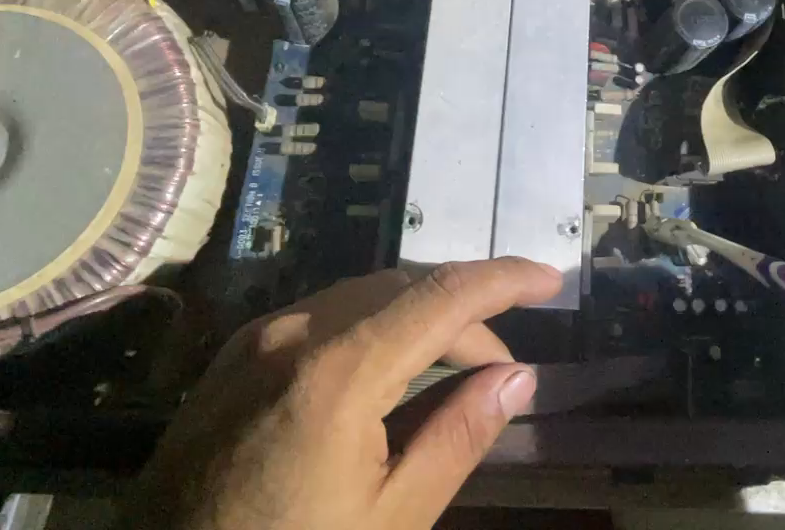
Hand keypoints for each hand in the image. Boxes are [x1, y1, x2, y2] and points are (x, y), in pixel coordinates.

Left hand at [127, 258, 562, 529]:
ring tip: (451, 372)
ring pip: (364, 296)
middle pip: (405, 288)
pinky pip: (324, 316)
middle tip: (502, 368)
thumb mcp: (388, 522)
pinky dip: (373, 327)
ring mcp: (256, 338)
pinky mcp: (233, 356)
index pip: (443, 295)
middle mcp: (295, 331)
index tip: (552, 279)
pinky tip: (386, 372)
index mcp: (337, 371)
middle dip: (465, 313)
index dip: (505, 279)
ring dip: (419, 318)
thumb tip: (519, 376)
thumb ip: (458, 436)